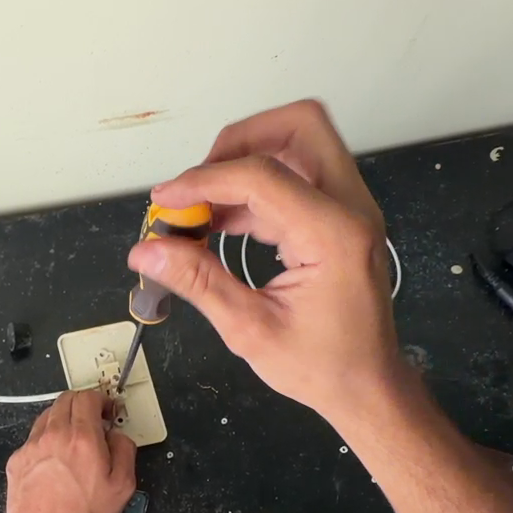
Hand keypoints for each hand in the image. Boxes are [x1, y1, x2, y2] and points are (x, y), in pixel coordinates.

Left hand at [0, 390, 136, 512]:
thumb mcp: (122, 487)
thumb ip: (125, 451)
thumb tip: (117, 435)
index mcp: (82, 437)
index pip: (89, 397)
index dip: (102, 399)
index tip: (108, 411)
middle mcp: (53, 434)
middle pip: (66, 399)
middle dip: (83, 404)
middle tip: (93, 421)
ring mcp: (31, 445)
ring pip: (47, 415)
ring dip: (63, 418)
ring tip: (74, 440)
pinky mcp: (17, 459)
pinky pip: (34, 437)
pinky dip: (47, 438)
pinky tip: (55, 460)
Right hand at [126, 100, 402, 423]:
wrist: (367, 386)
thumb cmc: (317, 367)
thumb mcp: (248, 329)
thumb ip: (197, 282)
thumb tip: (144, 250)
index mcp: (332, 234)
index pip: (261, 176)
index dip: (203, 181)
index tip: (162, 202)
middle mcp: (349, 206)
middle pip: (299, 126)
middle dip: (239, 141)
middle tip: (198, 182)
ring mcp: (348, 208)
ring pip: (299, 145)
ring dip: (245, 163)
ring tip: (200, 209)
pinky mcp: (339, 218)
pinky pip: (297, 178)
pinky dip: (255, 189)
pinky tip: (219, 224)